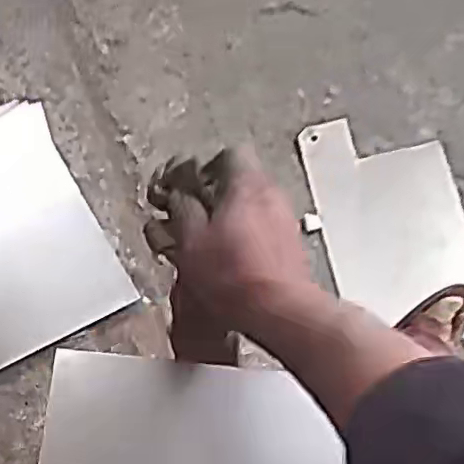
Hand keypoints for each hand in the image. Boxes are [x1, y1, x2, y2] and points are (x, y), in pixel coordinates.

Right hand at [144, 148, 316, 330]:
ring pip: (249, 207)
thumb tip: (176, 198)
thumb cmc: (234, 277)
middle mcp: (269, 195)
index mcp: (245, 186)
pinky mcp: (287, 243)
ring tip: (206, 246)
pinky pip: (260, 230)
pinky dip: (242, 239)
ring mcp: (282, 219)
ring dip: (226, 221)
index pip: (226, 156)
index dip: (200, 172)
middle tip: (189, 221)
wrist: (273, 307)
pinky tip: (228, 262)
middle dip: (210, 200)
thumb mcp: (191, 241)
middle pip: (237, 183)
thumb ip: (181, 212)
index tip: (184, 190)